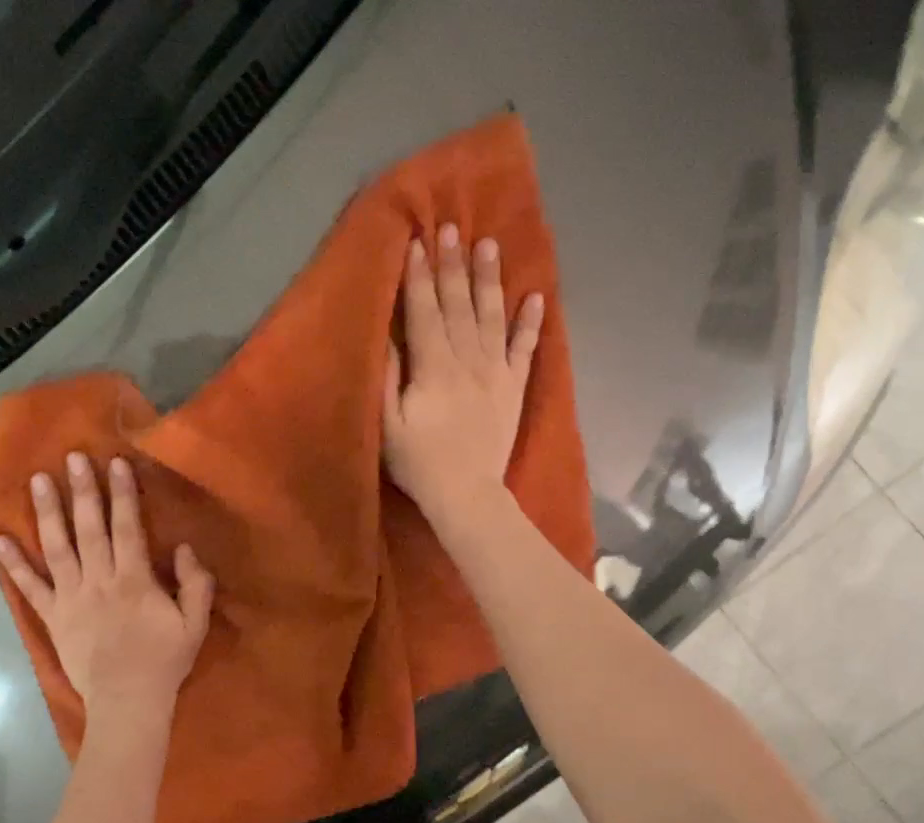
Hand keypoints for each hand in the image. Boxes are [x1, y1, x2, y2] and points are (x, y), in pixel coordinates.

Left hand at [0, 452, 213, 732]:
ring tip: (37, 481)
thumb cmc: (163, 663)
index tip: (115, 462)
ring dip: (47, 512)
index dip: (122, 493)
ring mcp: (71, 598)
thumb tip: (183, 548)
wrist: (127, 703)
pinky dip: (14, 564)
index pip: (127, 527)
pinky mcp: (53, 617)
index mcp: (134, 580)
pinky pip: (30, 587)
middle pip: (89, 528)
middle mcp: (99, 581)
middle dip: (82, 490)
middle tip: (72, 457)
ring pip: (57, 547)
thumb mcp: (194, 625)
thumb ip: (194, 584)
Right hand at [382, 223, 544, 519]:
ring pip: (492, 317)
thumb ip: (390, 376)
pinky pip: (525, 349)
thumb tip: (388, 334)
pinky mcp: (514, 388)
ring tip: (490, 245)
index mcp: (434, 368)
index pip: (425, 313)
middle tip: (453, 227)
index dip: (420, 278)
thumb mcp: (388, 424)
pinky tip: (536, 296)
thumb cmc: (419, 463)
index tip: (418, 243)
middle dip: (453, 266)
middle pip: (459, 306)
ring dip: (490, 280)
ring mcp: (496, 372)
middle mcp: (468, 361)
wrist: (467, 495)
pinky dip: (531, 323)